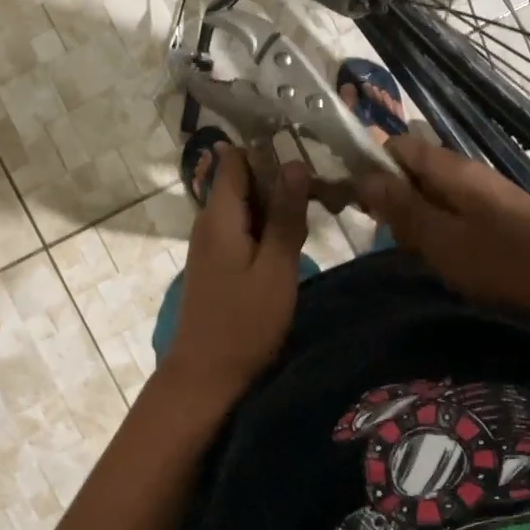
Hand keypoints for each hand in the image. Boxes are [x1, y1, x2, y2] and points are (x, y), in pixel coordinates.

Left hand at [163, 144, 310, 400]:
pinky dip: (268, 230)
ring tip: (317, 217)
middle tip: (324, 194)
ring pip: (248, 205)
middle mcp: (210, 219)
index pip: (236, 157)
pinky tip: (293, 246)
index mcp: (220, 214)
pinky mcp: (217, 261)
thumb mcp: (276, 269)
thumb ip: (286, 216)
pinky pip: (244, 228)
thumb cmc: (244, 324)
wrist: (205, 378)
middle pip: (244, 179)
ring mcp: (211, 241)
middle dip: (281, 181)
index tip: (306, 155)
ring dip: (278, 208)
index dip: (268, 150)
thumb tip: (295, 162)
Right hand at [357, 136, 529, 313]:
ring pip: (435, 193)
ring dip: (419, 219)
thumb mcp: (441, 240)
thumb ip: (400, 207)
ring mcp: (487, 191)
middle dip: (395, 199)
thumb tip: (362, 176)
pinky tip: (452, 261)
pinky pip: (457, 211)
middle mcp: (466, 170)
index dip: (372, 167)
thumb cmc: (504, 262)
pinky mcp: (502, 213)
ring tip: (422, 255)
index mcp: (448, 168)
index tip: (358, 202)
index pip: (396, 145)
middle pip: (414, 169)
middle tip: (395, 239)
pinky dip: (444, 230)